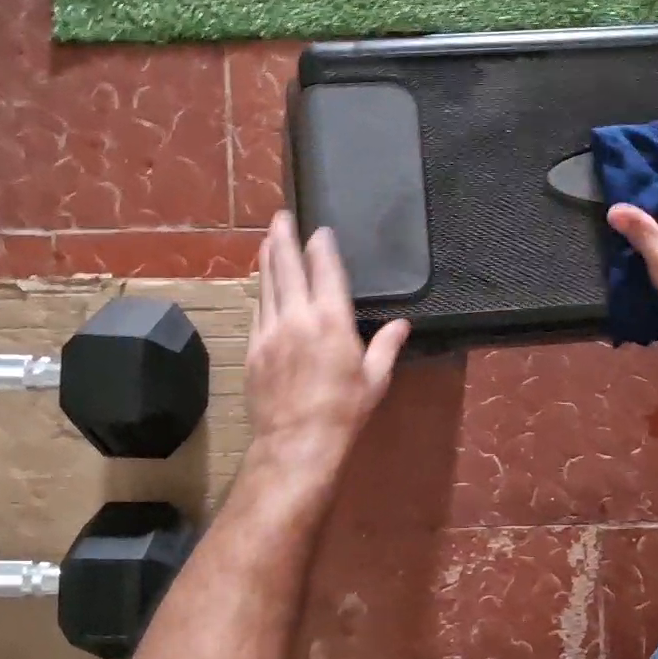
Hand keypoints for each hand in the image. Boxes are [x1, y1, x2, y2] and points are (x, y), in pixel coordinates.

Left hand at [247, 212, 409, 465]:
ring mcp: (271, 331)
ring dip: (269, 260)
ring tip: (268, 240)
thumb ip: (387, 346)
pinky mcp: (254, 348)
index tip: (320, 231)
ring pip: (268, 285)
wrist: (297, 440)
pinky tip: (263, 285)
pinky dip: (261, 292)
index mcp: (332, 321)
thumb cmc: (344, 410)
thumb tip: (403, 324)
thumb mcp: (375, 379)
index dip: (322, 247)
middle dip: (284, 239)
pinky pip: (258, 310)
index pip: (325, 271)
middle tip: (281, 217)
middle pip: (288, 268)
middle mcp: (298, 317)